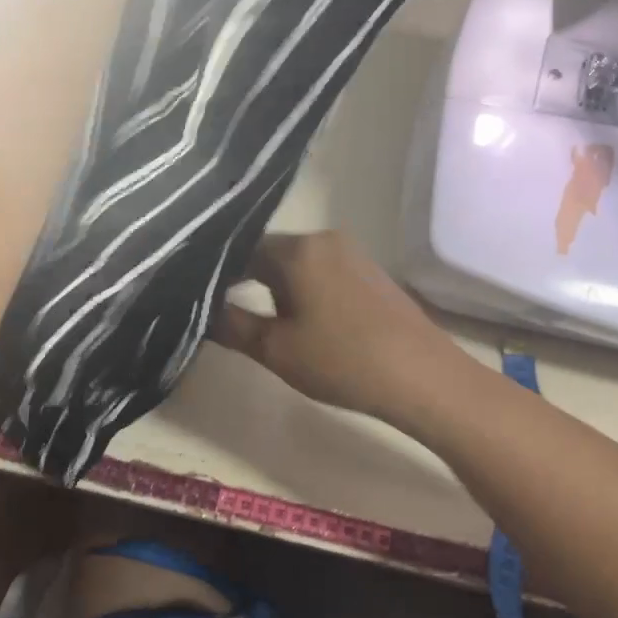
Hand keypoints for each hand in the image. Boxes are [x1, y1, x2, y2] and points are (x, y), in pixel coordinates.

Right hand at [211, 232, 466, 420]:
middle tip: (218, 314)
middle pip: (267, 254)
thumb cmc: (341, 361)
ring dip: (271, 289)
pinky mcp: (369, 275)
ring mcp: (351, 254)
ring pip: (294, 266)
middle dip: (241, 281)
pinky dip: (299, 293)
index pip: (238, 250)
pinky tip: (296, 323)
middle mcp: (324, 239)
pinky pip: (319, 274)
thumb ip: (231, 325)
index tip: (195, 299)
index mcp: (297, 249)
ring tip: (255, 323)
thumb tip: (200, 311)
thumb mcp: (274, 349)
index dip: (212, 274)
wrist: (422, 378)